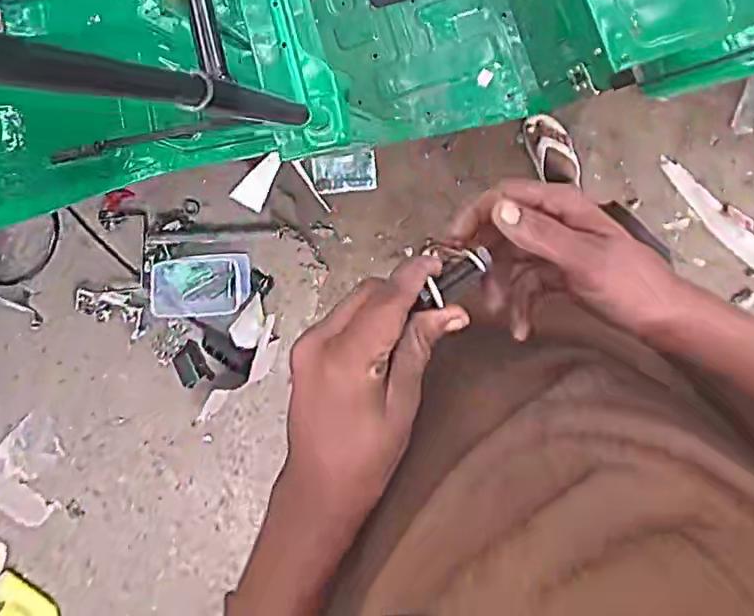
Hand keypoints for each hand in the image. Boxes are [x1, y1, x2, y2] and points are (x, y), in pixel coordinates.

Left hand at [278, 251, 469, 522]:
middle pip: (369, 292)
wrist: (317, 490)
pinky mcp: (304, 349)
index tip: (436, 263)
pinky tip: (385, 336)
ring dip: (384, 302)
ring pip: (355, 300)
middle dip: (401, 291)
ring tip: (412, 324)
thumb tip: (448, 312)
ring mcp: (307, 343)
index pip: (386, 299)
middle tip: (434, 305)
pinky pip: (342, 315)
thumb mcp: (402, 405)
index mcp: (345, 357)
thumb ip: (419, 348)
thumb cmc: (362, 462)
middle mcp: (319, 341)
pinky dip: (367, 315)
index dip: (414, 276)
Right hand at [447, 181, 699, 343]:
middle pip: (503, 228)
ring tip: (500, 311)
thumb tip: (498, 210)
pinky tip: (520, 325)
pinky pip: (526, 282)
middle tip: (471, 280)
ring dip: (501, 286)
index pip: (506, 196)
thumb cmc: (635, 285)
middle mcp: (555, 221)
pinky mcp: (558, 272)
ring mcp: (556, 247)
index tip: (455, 240)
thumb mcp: (584, 259)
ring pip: (511, 258)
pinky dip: (519, 303)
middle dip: (486, 257)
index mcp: (562, 205)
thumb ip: (540, 234)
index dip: (476, 214)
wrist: (666, 321)